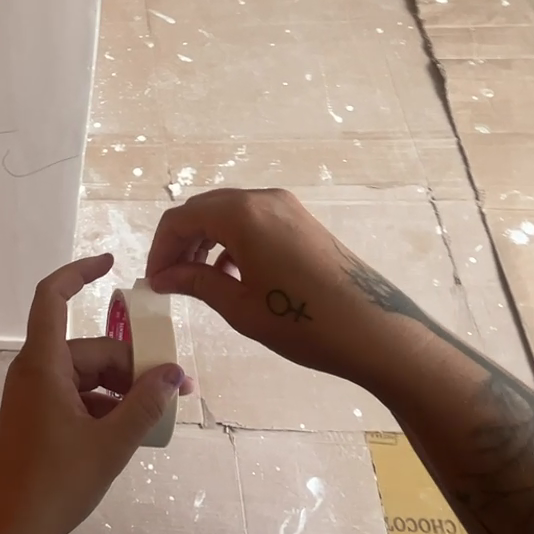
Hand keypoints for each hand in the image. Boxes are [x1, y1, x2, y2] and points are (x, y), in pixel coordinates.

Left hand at [0, 253, 190, 533]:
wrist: (7, 530)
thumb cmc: (54, 483)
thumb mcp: (110, 444)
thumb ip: (144, 406)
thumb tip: (174, 374)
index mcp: (43, 363)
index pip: (52, 297)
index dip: (78, 272)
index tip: (110, 263)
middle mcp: (35, 369)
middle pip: (88, 348)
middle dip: (130, 364)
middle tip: (173, 390)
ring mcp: (33, 392)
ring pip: (85, 373)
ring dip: (120, 389)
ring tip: (157, 416)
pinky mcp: (36, 414)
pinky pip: (76, 394)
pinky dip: (103, 405)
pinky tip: (131, 430)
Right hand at [144, 187, 424, 389]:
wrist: (378, 333)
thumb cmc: (302, 322)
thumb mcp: (239, 306)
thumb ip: (195, 282)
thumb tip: (162, 278)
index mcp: (241, 214)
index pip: (180, 219)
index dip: (160, 249)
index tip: (154, 281)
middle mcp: (261, 199)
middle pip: (202, 210)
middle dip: (180, 242)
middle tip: (170, 279)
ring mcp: (285, 207)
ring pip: (226, 214)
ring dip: (204, 241)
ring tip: (197, 278)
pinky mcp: (301, 220)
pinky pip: (251, 220)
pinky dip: (230, 239)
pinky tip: (231, 273)